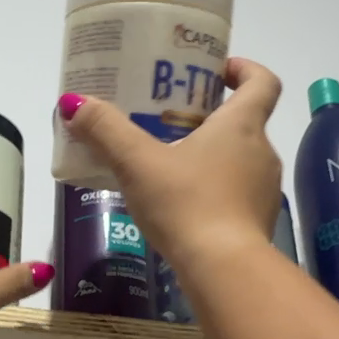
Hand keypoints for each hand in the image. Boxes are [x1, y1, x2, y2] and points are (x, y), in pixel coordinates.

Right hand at [58, 57, 283, 271]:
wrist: (223, 269)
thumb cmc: (186, 204)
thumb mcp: (137, 163)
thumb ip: (106, 131)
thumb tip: (73, 102)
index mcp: (243, 126)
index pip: (263, 81)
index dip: (244, 69)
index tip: (218, 71)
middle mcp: (263, 152)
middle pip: (246, 122)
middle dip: (212, 118)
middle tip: (173, 121)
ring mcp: (264, 190)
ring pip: (240, 161)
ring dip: (212, 157)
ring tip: (171, 166)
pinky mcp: (258, 223)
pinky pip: (237, 195)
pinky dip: (215, 192)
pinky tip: (183, 207)